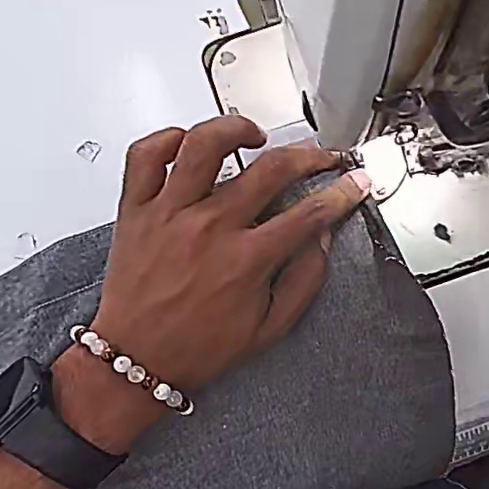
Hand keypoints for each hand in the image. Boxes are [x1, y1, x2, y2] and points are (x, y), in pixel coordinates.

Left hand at [53, 116, 371, 451]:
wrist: (139, 360)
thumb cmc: (198, 347)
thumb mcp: (267, 329)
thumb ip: (302, 282)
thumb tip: (321, 239)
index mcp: (247, 260)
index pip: (309, 212)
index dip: (341, 193)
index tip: (352, 182)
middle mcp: (210, 228)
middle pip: (270, 169)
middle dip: (309, 156)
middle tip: (318, 157)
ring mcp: (170, 214)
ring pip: (205, 144)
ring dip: (237, 129)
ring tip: (253, 137)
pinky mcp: (136, 210)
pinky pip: (145, 155)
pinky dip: (166, 138)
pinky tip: (187, 144)